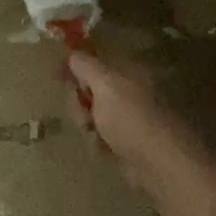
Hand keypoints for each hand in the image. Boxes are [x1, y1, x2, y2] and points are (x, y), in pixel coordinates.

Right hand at [65, 52, 207, 191]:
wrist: (157, 163)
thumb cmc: (131, 119)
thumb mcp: (105, 85)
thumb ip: (86, 66)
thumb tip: (72, 52)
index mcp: (129, 72)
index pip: (95, 62)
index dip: (75, 67)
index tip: (58, 76)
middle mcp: (130, 91)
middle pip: (89, 88)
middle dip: (79, 101)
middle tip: (83, 112)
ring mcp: (128, 116)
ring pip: (91, 112)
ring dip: (85, 122)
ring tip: (93, 133)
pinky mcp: (125, 139)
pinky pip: (99, 133)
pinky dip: (95, 139)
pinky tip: (101, 146)